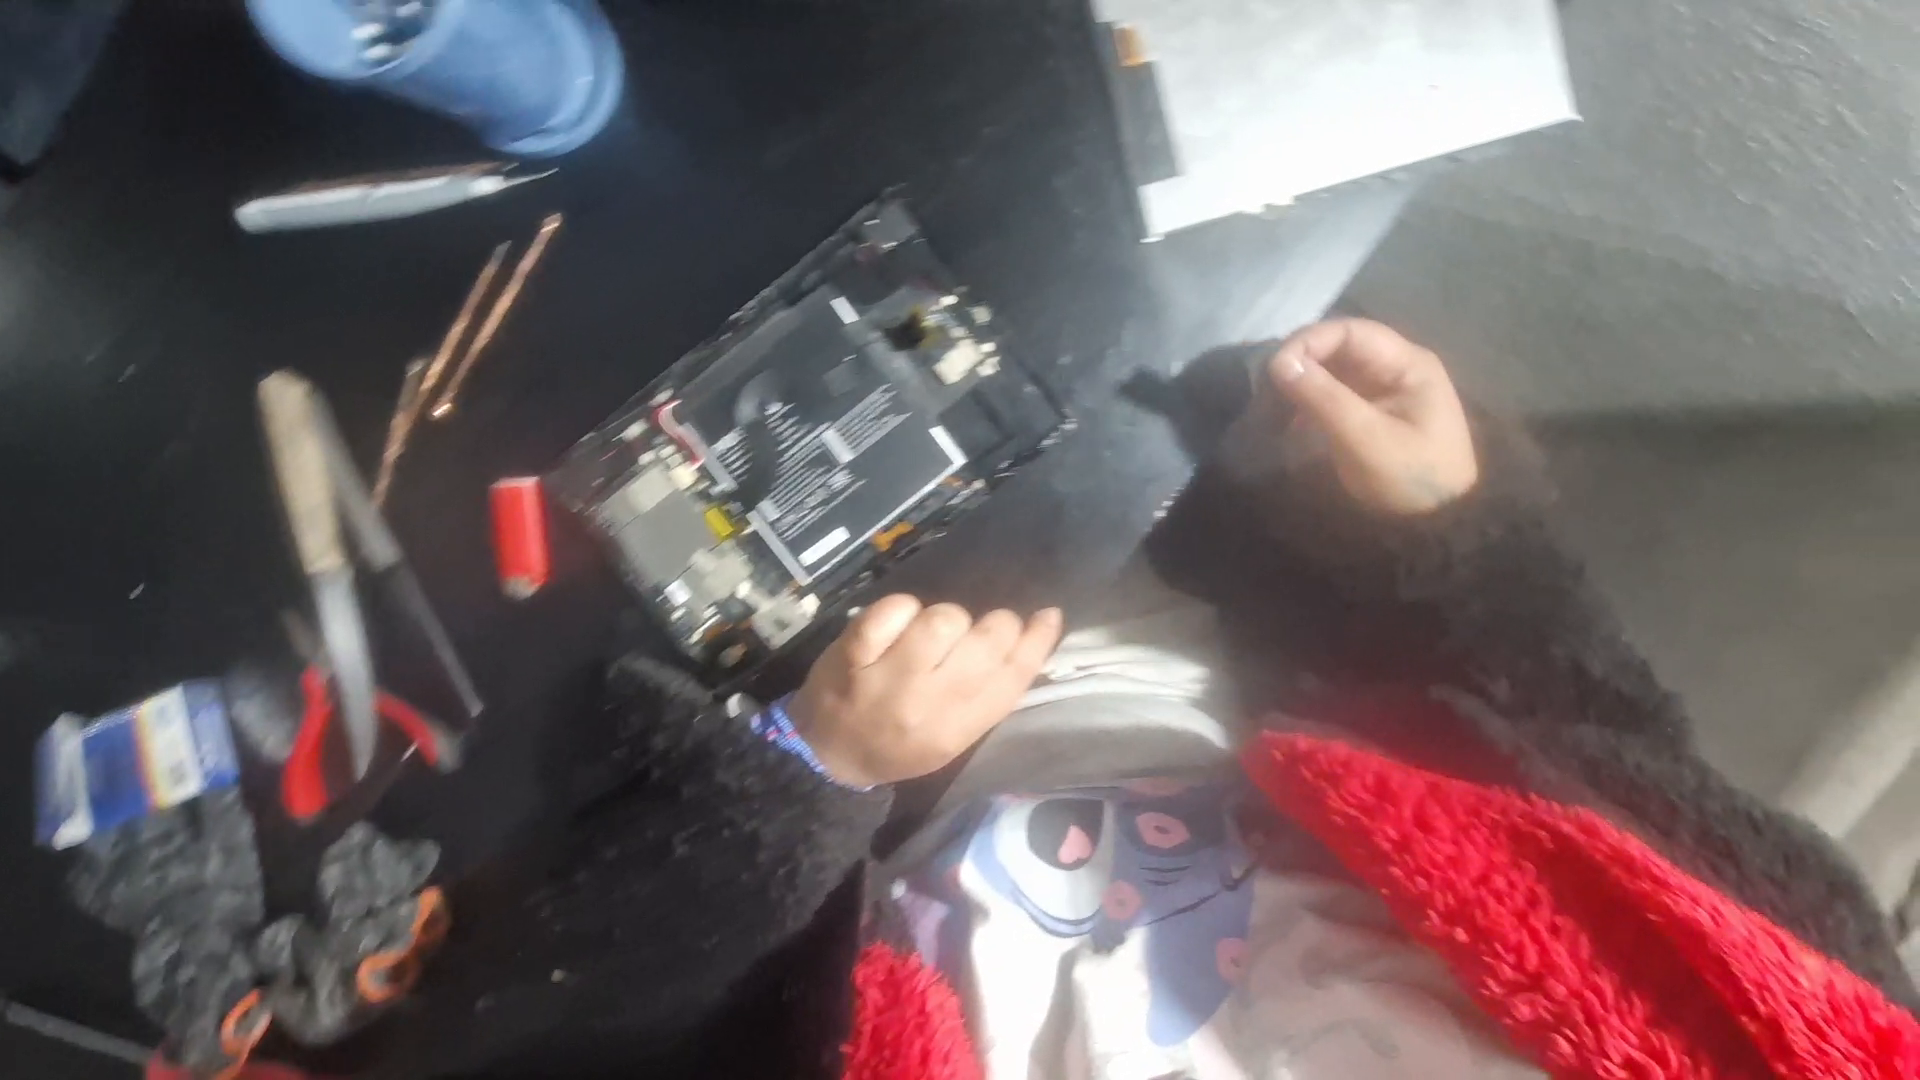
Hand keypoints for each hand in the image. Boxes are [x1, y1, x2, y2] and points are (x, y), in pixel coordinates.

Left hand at [787, 595, 1063, 787]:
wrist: (825, 755)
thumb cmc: (897, 743)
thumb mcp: (951, 736)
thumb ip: (987, 696)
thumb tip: (1030, 642)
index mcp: (957, 730)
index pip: (1012, 679)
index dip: (1037, 642)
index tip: (1049, 616)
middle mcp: (926, 704)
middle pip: (985, 641)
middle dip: (995, 624)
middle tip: (979, 630)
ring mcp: (886, 677)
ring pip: (944, 619)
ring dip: (946, 618)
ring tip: (933, 634)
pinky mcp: (853, 652)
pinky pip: (896, 608)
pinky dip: (902, 609)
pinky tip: (896, 626)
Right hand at [1267, 318, 1477, 515]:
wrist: (1435, 525)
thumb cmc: (1409, 477)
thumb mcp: (1365, 438)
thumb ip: (1323, 397)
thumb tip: (1278, 362)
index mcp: (1407, 364)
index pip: (1350, 332)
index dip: (1308, 342)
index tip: (1274, 370)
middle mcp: (1393, 369)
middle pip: (1337, 348)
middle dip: (1299, 363)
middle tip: (1265, 389)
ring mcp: (1379, 392)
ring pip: (1329, 371)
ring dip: (1298, 384)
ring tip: (1270, 406)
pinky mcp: (1365, 415)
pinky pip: (1329, 395)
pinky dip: (1304, 403)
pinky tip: (1284, 421)